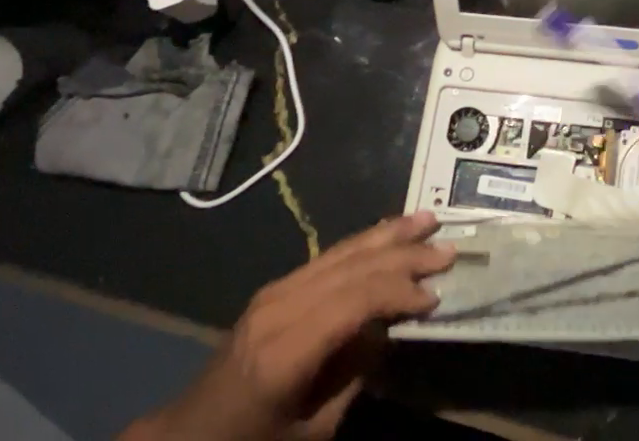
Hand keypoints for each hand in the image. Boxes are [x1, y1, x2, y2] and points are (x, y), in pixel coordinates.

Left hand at [123, 212, 454, 440]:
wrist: (189, 435)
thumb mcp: (312, 430)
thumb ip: (354, 375)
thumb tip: (390, 329)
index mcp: (286, 350)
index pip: (355, 300)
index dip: (399, 292)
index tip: (437, 297)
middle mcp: (280, 308)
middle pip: (352, 267)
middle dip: (404, 255)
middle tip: (448, 248)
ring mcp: (275, 292)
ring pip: (342, 252)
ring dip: (388, 235)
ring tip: (427, 219)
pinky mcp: (275, 288)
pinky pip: (328, 257)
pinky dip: (364, 242)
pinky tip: (388, 233)